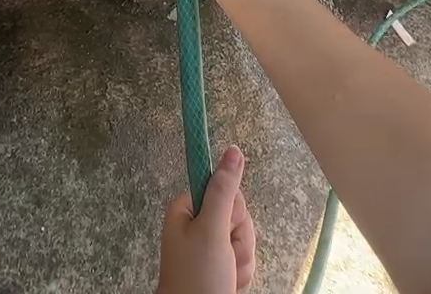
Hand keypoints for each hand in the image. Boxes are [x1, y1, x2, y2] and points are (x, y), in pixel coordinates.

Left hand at [157, 145, 256, 293]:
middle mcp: (196, 224)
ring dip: (241, 260)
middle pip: (236, 214)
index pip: (224, 189)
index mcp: (187, 208)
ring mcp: (208, 247)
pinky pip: (242, 260)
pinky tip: (229, 284)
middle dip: (238, 239)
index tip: (226, 225)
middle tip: (224, 256)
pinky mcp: (219, 266)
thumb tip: (234, 150)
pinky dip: (240, 274)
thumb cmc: (196, 279)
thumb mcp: (212, 230)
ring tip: (225, 276)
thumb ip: (225, 190)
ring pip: (243, 238)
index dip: (231, 210)